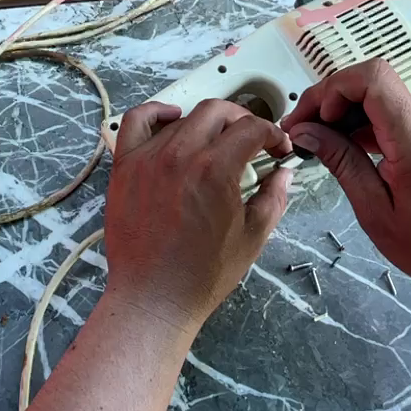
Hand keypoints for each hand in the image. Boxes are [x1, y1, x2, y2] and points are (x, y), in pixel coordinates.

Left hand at [101, 100, 294, 330]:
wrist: (152, 298)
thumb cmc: (201, 275)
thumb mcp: (252, 238)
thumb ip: (274, 198)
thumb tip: (284, 173)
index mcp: (215, 170)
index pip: (251, 128)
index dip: (272, 133)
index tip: (277, 147)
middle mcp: (180, 154)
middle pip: (217, 112)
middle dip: (243, 120)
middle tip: (252, 140)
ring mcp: (149, 157)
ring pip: (184, 119)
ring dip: (207, 125)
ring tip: (216, 144)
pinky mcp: (125, 165)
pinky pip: (136, 121)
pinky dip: (155, 112)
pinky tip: (172, 119)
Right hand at [280, 59, 410, 310]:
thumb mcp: (377, 214)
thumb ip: (342, 163)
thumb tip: (305, 132)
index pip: (372, 78)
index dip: (334, 89)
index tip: (314, 121)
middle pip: (371, 84)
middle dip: (329, 100)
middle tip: (300, 132)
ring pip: (380, 97)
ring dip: (345, 113)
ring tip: (319, 144)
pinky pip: (394, 114)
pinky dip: (365, 124)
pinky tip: (347, 151)